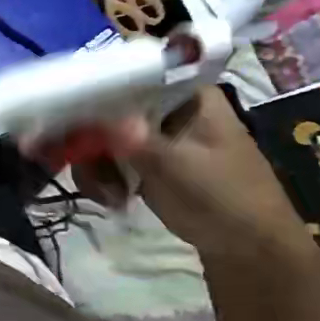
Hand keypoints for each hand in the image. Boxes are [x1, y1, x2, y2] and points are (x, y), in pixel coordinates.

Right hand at [65, 88, 308, 256]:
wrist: (251, 249)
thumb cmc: (227, 199)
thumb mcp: (182, 169)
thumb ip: (139, 142)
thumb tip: (104, 118)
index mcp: (186, 92)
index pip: (133, 71)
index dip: (97, 85)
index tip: (68, 111)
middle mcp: (167, 106)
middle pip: (110, 104)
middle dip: (89, 136)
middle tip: (73, 163)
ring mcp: (156, 135)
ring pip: (105, 135)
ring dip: (95, 164)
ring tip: (109, 197)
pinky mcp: (147, 163)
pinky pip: (111, 160)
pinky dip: (105, 178)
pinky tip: (114, 201)